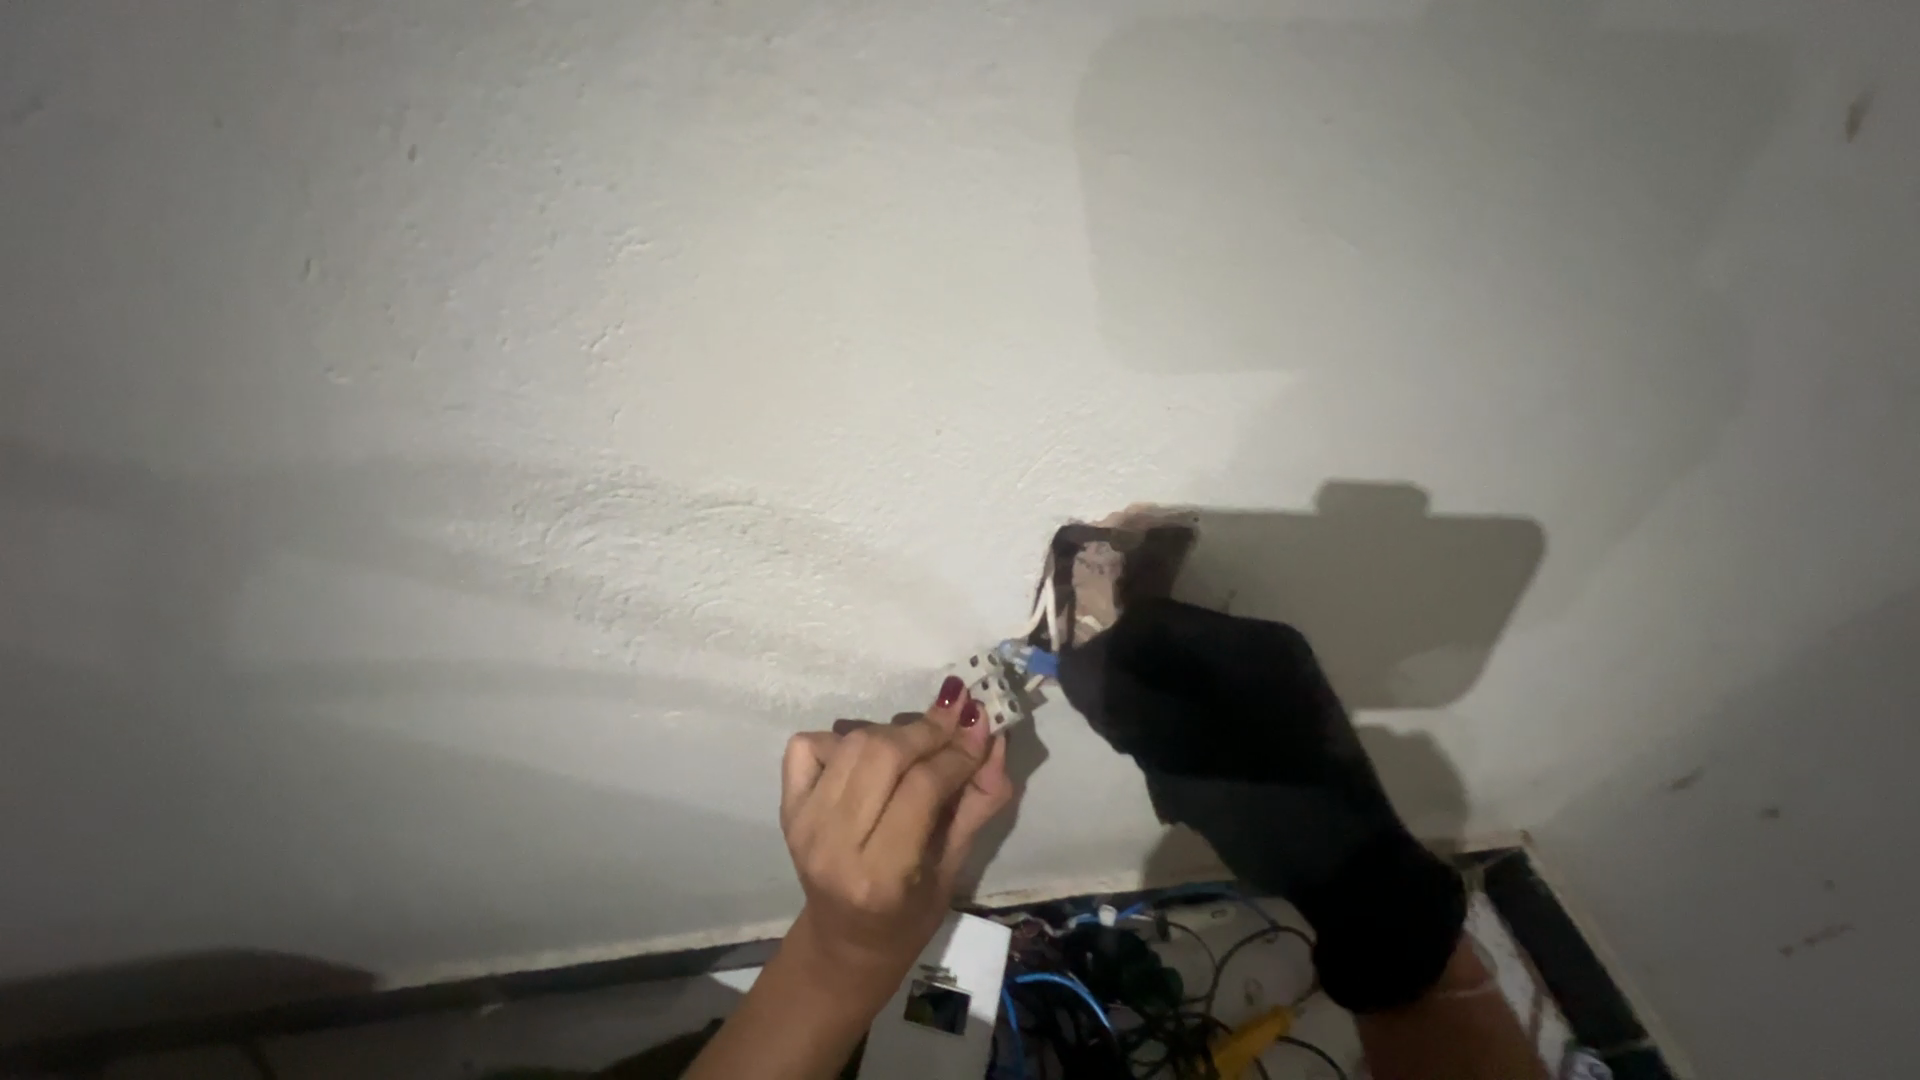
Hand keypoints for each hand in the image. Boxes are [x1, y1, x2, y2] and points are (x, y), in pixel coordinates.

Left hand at [778, 675, 1012, 1002]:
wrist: (844, 943)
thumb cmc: (909, 916)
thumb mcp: (955, 868)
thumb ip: (979, 802)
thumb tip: (994, 737)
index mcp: (881, 875)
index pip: (922, 787)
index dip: (958, 751)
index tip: (982, 725)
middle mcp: (833, 844)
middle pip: (882, 754)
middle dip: (928, 730)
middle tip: (959, 716)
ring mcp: (803, 821)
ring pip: (853, 742)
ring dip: (895, 729)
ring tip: (924, 735)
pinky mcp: (787, 806)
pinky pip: (808, 745)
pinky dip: (841, 737)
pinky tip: (868, 753)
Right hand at [1056, 598, 1464, 1012]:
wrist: (1349, 868)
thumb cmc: (1262, 805)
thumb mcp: (1177, 754)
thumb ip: (1120, 701)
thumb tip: (1070, 666)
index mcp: (1248, 644)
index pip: (1154, 620)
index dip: (1108, 652)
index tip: (1087, 698)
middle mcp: (1264, 646)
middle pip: (1168, 643)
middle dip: (1133, 683)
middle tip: (1121, 736)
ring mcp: (1276, 676)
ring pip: (1185, 671)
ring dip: (1156, 705)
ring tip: (1152, 757)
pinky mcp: (1280, 706)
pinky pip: (1211, 694)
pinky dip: (1185, 719)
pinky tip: (1182, 762)